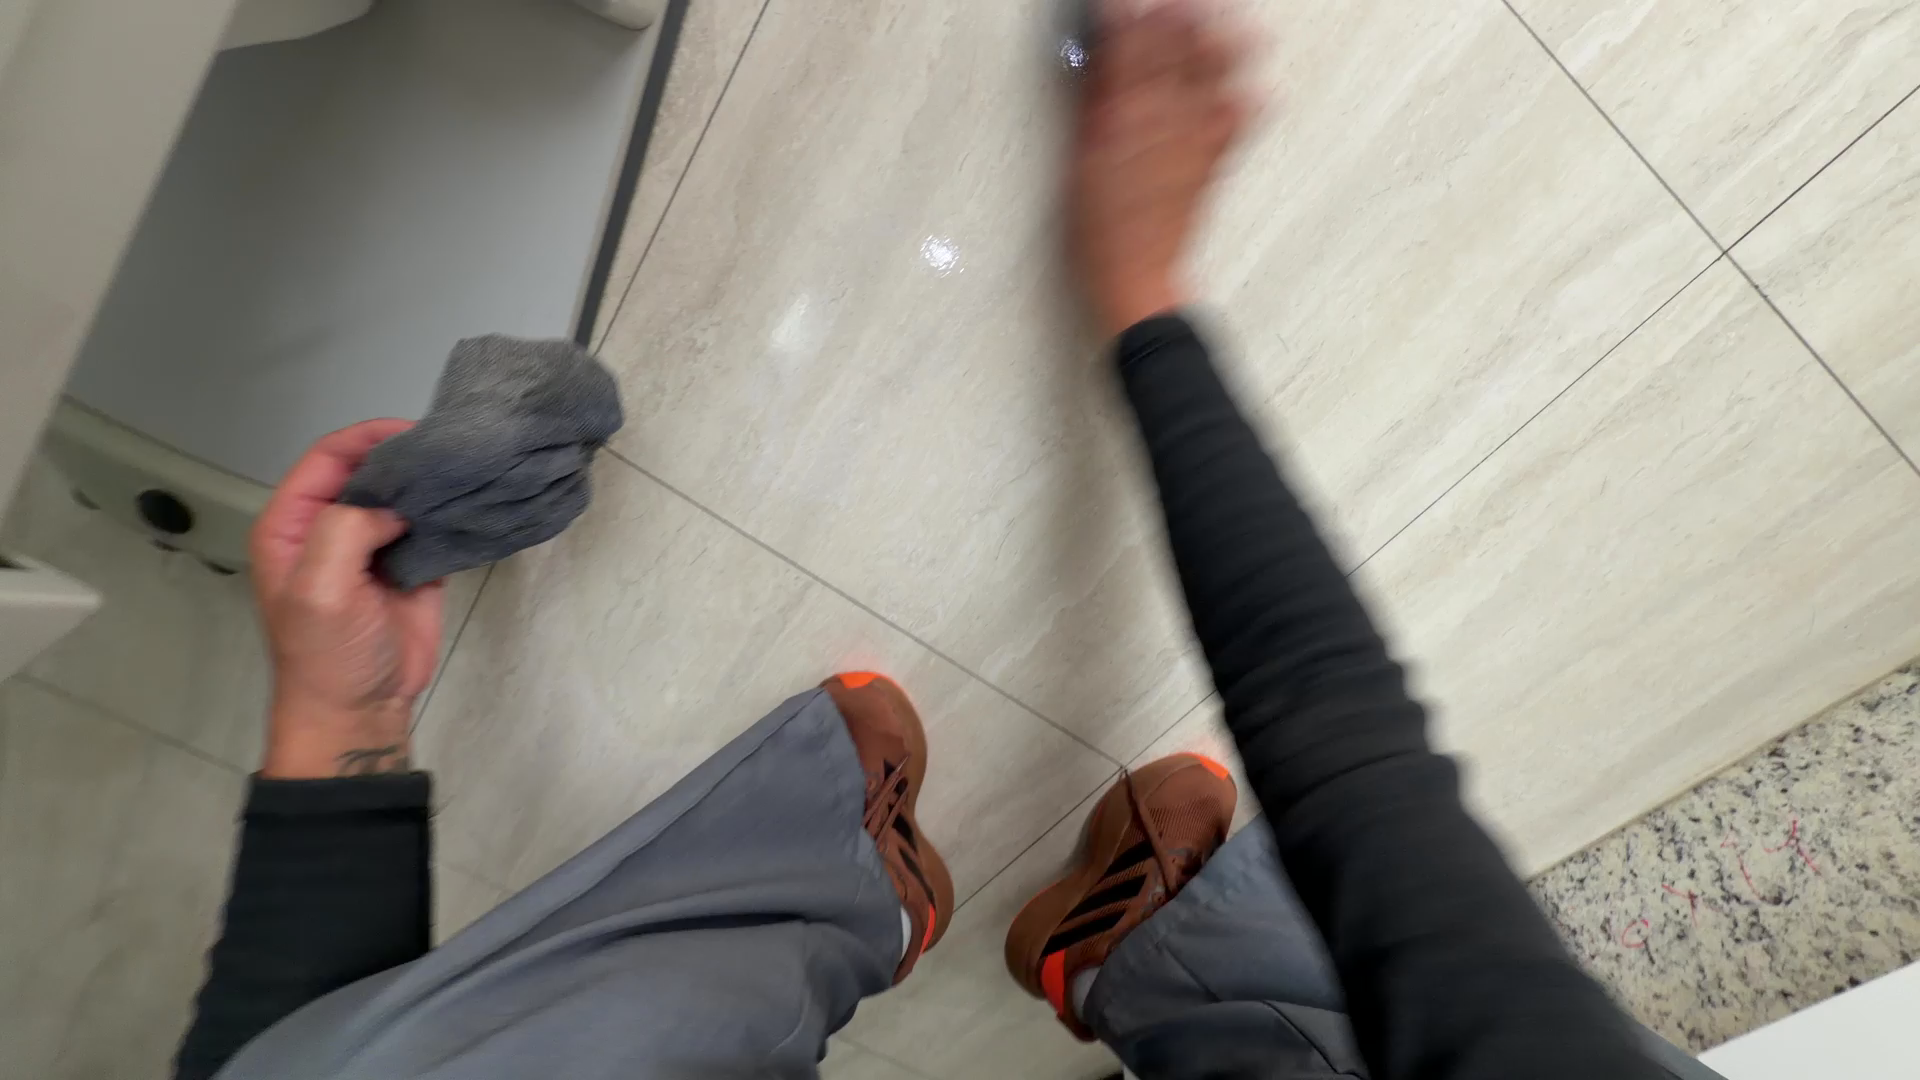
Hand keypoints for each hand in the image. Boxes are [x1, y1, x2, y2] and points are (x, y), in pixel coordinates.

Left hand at [250, 419, 444, 778]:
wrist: (363, 703)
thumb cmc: (328, 650)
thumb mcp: (319, 589)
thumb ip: (345, 532)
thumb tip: (396, 504)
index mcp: (296, 525)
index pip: (328, 460)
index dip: (366, 438)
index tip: (415, 431)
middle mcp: (336, 528)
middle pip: (372, 473)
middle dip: (408, 458)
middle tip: (454, 450)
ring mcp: (378, 547)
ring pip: (406, 499)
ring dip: (434, 485)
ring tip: (473, 470)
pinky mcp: (417, 564)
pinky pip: (434, 528)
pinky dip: (454, 514)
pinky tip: (478, 503)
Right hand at [1070, 0, 1254, 337]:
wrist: (1135, 280)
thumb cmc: (1101, 236)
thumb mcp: (1078, 167)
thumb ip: (1092, 106)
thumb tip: (1100, 61)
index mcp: (1126, 118)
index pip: (1130, 41)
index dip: (1124, 14)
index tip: (1117, 4)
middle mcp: (1167, 119)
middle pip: (1179, 41)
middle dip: (1174, 11)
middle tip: (1166, 2)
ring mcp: (1197, 138)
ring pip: (1218, 65)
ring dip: (1215, 35)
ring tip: (1210, 18)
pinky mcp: (1214, 160)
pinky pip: (1242, 114)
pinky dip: (1245, 94)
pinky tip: (1243, 85)